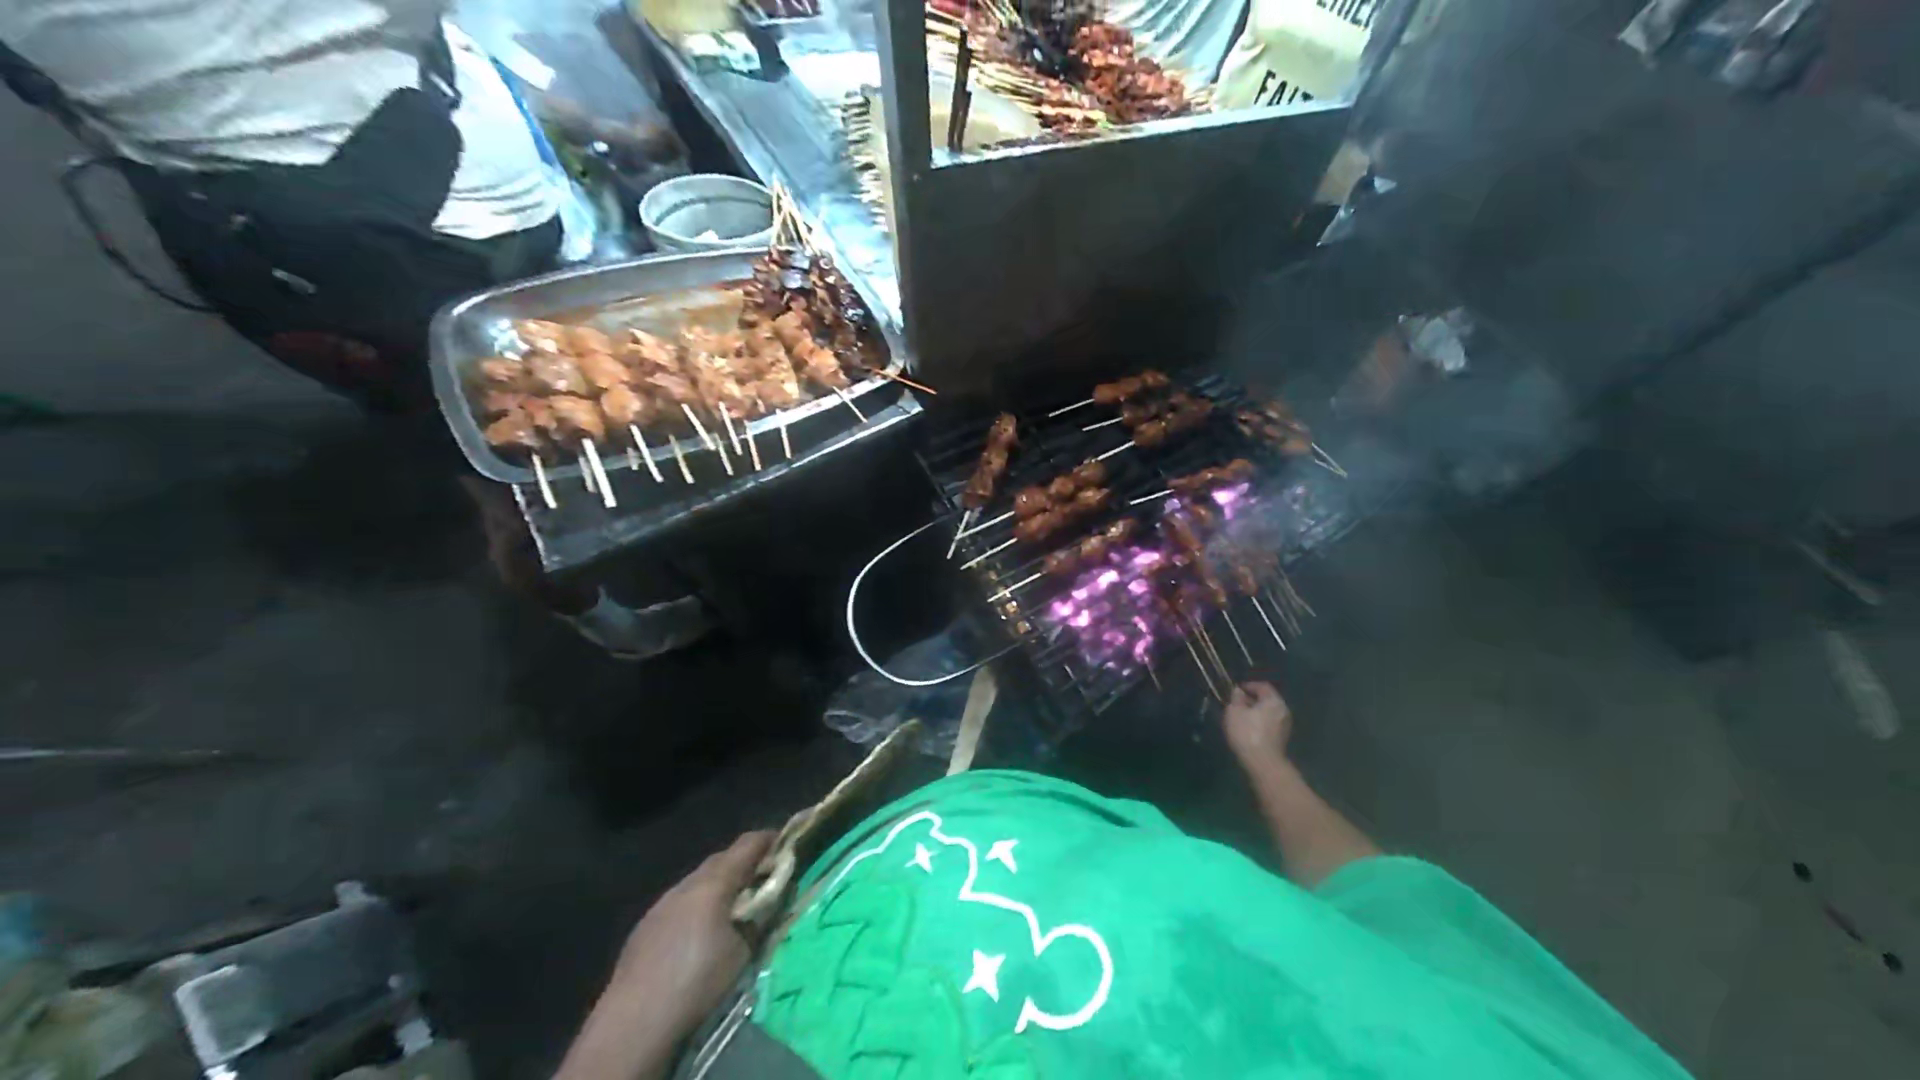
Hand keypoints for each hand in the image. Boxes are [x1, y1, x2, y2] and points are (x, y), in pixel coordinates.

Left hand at [607, 831, 774, 1040]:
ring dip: (719, 883)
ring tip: (733, 904)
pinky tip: (699, 930)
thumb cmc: (698, 981)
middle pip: (721, 859)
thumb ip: (760, 916)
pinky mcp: (646, 924)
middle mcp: (686, 883)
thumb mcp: (743, 951)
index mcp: (714, 883)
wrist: (635, 1020)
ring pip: (698, 880)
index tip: (786, 843)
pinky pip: (680, 901)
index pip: (747, 845)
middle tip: (764, 876)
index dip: (769, 840)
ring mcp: (662, 902)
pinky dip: (697, 903)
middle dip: (744, 862)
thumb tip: (771, 897)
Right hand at [1223, 681, 1292, 764]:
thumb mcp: (1234, 711)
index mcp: (1273, 700)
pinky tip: (1248, 729)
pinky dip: (1260, 722)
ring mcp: (1285, 725)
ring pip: (1269, 712)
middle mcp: (1283, 710)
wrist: (1262, 762)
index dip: (1249, 685)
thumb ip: (1236, 698)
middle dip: (1252, 699)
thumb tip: (1238, 691)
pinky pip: (1270, 723)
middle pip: (1267, 699)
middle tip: (1237, 703)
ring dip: (1256, 711)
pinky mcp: (1282, 738)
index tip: (1236, 690)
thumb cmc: (1247, 732)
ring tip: (1240, 716)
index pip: (1263, 686)